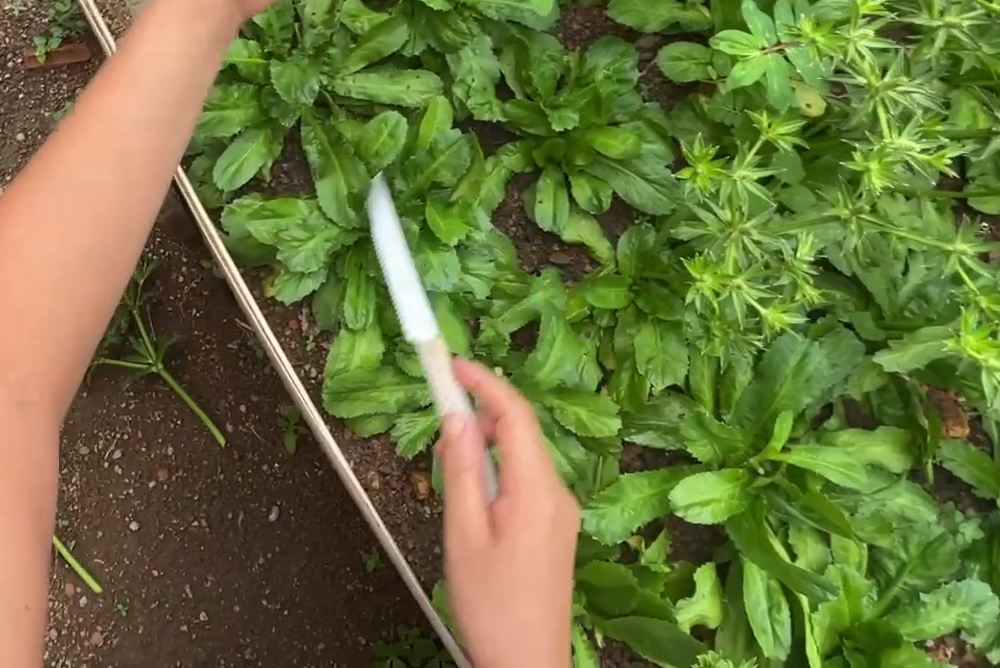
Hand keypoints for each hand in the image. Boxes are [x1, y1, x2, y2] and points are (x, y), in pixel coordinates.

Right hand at [440, 358, 579, 667]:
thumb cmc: (491, 605)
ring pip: (521, 453)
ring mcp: (560, 511)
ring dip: (484, 442)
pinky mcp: (554, 527)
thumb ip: (460, 470)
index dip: (483, 380)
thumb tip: (455, 417)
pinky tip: (471, 491)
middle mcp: (557, 493)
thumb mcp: (464, 533)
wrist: (527, 667)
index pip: (513, 414)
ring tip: (448, 463)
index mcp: (536, 490)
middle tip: (439, 415)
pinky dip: (496, 467)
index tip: (450, 362)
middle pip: (519, 429)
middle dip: (479, 410)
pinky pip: (526, 478)